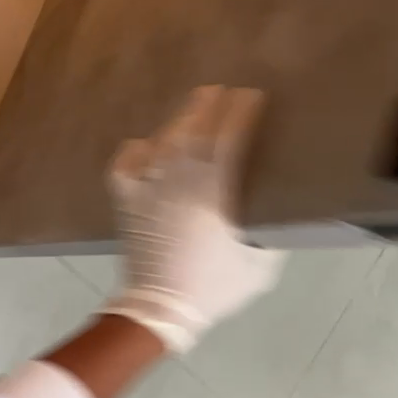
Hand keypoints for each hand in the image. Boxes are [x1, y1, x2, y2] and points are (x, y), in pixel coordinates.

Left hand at [103, 85, 284, 352]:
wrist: (159, 307)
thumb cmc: (212, 287)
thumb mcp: (257, 265)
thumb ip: (266, 234)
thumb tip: (274, 215)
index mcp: (213, 195)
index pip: (228, 143)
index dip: (239, 116)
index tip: (250, 96)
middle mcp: (177, 184)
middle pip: (193, 136)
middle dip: (206, 109)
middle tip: (217, 90)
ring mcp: (147, 191)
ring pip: (161, 146)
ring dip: (177, 124)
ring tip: (190, 109)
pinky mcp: (125, 203)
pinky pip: (124, 168)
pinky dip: (133, 153)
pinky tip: (142, 145)